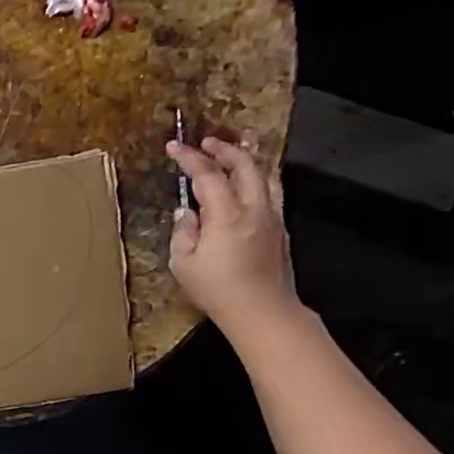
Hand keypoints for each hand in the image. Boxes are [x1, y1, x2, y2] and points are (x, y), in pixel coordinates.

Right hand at [167, 136, 300, 337]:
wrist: (262, 310)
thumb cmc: (216, 289)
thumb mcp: (184, 263)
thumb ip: (184, 232)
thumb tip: (186, 213)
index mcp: (227, 215)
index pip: (207, 175)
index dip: (189, 158)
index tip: (174, 147)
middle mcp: (254, 209)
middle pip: (245, 165)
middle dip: (224, 150)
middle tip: (206, 142)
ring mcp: (272, 217)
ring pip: (265, 175)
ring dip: (246, 160)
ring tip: (232, 154)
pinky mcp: (280, 229)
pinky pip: (271, 191)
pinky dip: (257, 178)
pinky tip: (246, 183)